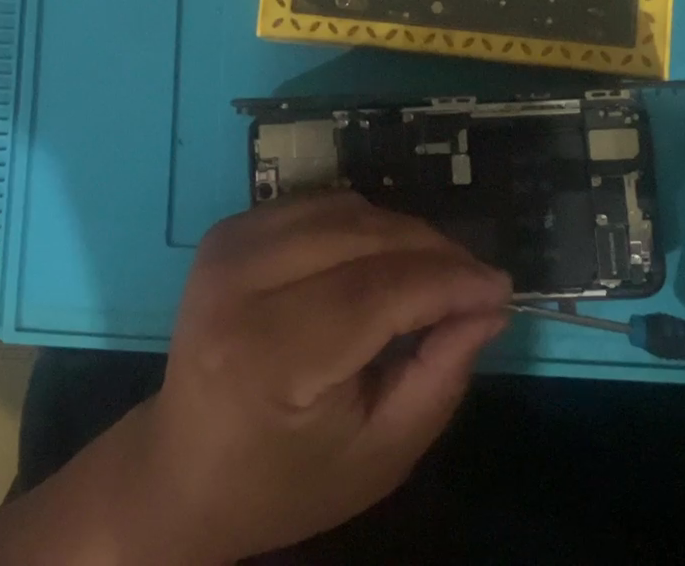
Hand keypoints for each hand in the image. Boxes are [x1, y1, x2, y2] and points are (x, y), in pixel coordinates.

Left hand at [130, 191, 511, 563]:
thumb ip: (439, 374)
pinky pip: (314, 206)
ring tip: (437, 276)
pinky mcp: (224, 234)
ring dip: (401, 233)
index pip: (375, 292)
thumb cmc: (286, 480)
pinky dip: (361, 224)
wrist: (183, 468)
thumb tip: (488, 304)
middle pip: (359, 236)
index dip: (448, 281)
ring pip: (341, 209)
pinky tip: (384, 260)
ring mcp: (224, 250)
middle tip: (478, 281)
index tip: (501, 288)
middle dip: (433, 250)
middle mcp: (237, 284)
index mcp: (267, 355)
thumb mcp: (380, 453)